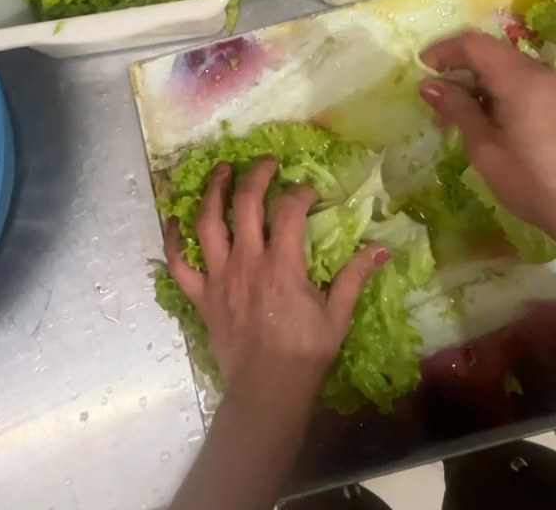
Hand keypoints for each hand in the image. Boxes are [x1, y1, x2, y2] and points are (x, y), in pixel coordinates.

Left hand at [163, 157, 389, 396]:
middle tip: (267, 163)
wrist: (267, 392)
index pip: (288, 211)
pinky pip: (179, 264)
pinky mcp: (201, 295)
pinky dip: (173, 240)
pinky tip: (175, 220)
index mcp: (281, 265)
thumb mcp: (337, 316)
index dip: (300, 193)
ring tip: (222, 170)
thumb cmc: (305, 354)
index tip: (309, 190)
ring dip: (213, 191)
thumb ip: (355, 277)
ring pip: (208, 223)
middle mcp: (246, 262)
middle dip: (256, 176)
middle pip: (245, 203)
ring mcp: (219, 277)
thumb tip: (382, 247)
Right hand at [417, 30, 555, 251]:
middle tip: (435, 99)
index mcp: (519, 81)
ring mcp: (553, 85)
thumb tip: (428, 84)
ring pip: (503, 64)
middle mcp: (538, 72)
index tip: (422, 71)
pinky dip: (494, 88)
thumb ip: (457, 109)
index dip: (443, 50)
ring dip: (475, 80)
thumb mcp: (485, 148)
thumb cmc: (532, 183)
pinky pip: (519, 79)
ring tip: (455, 116)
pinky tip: (484, 119)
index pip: (473, 44)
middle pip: (489, 50)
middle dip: (457, 66)